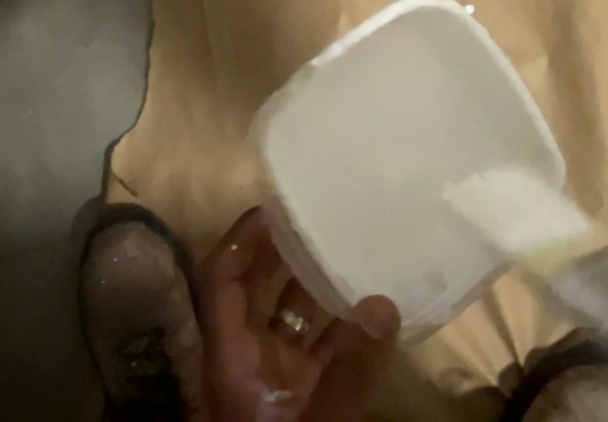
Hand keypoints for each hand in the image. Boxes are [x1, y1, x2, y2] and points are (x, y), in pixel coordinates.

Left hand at [199, 207, 399, 421]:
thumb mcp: (317, 418)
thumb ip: (351, 367)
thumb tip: (384, 303)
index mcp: (230, 354)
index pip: (223, 277)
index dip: (243, 238)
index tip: (276, 206)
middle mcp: (245, 356)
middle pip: (255, 286)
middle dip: (282, 248)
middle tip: (318, 211)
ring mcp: (272, 376)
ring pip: (289, 314)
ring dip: (316, 283)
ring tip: (348, 243)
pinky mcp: (299, 395)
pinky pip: (317, 348)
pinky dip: (340, 328)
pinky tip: (373, 307)